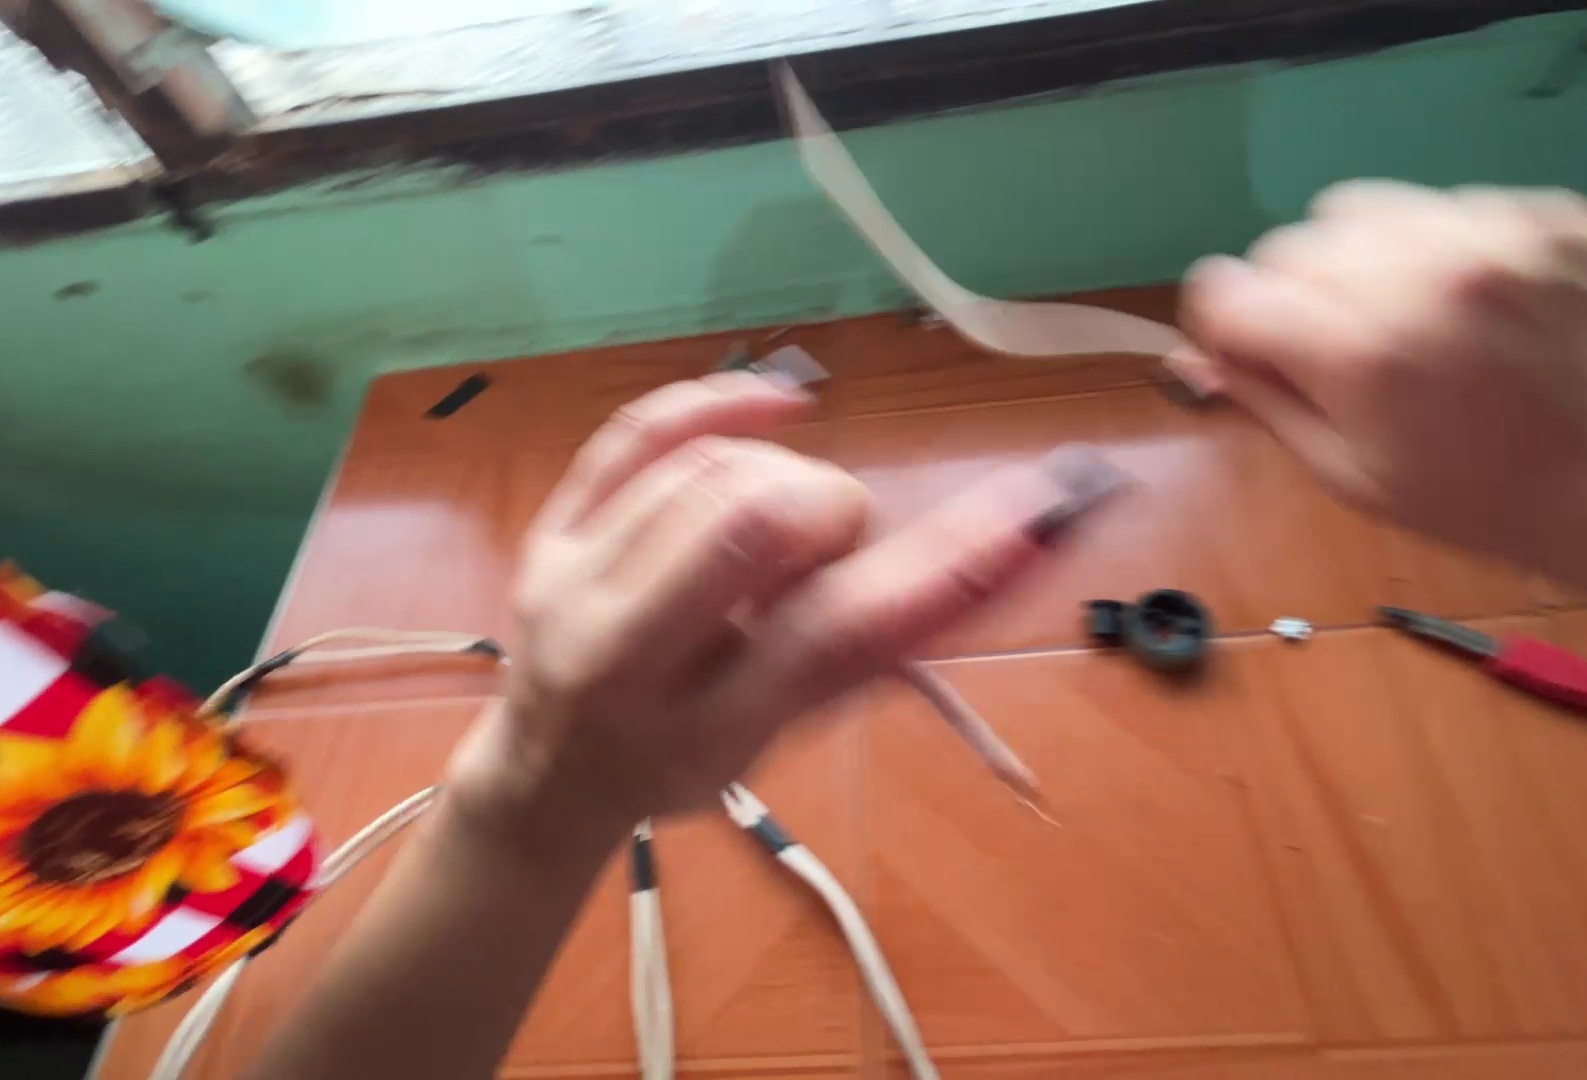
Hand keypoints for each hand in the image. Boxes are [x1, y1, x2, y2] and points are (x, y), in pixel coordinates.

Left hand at [441, 371, 1118, 851]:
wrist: (551, 769)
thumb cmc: (684, 762)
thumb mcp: (782, 736)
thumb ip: (869, 655)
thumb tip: (991, 565)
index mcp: (705, 726)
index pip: (835, 631)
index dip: (942, 565)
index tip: (1037, 509)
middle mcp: (624, 650)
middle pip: (757, 518)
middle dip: (830, 511)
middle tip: (832, 543)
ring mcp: (572, 577)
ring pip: (710, 470)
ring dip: (783, 480)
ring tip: (785, 526)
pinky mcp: (549, 528)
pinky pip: (635, 434)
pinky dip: (717, 403)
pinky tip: (779, 407)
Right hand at [1177, 180, 1586, 575]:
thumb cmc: (1470, 497)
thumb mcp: (1342, 471)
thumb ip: (1261, 401)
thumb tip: (1192, 360)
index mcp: (1361, 351)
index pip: (1226, 289)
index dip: (1216, 322)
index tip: (1236, 349)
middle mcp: (1420, 272)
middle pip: (1285, 245)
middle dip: (1278, 294)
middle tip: (1317, 346)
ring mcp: (1493, 232)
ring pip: (1351, 208)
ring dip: (1341, 259)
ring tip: (1381, 311)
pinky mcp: (1547, 212)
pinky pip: (1431, 205)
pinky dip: (1416, 247)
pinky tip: (1453, 298)